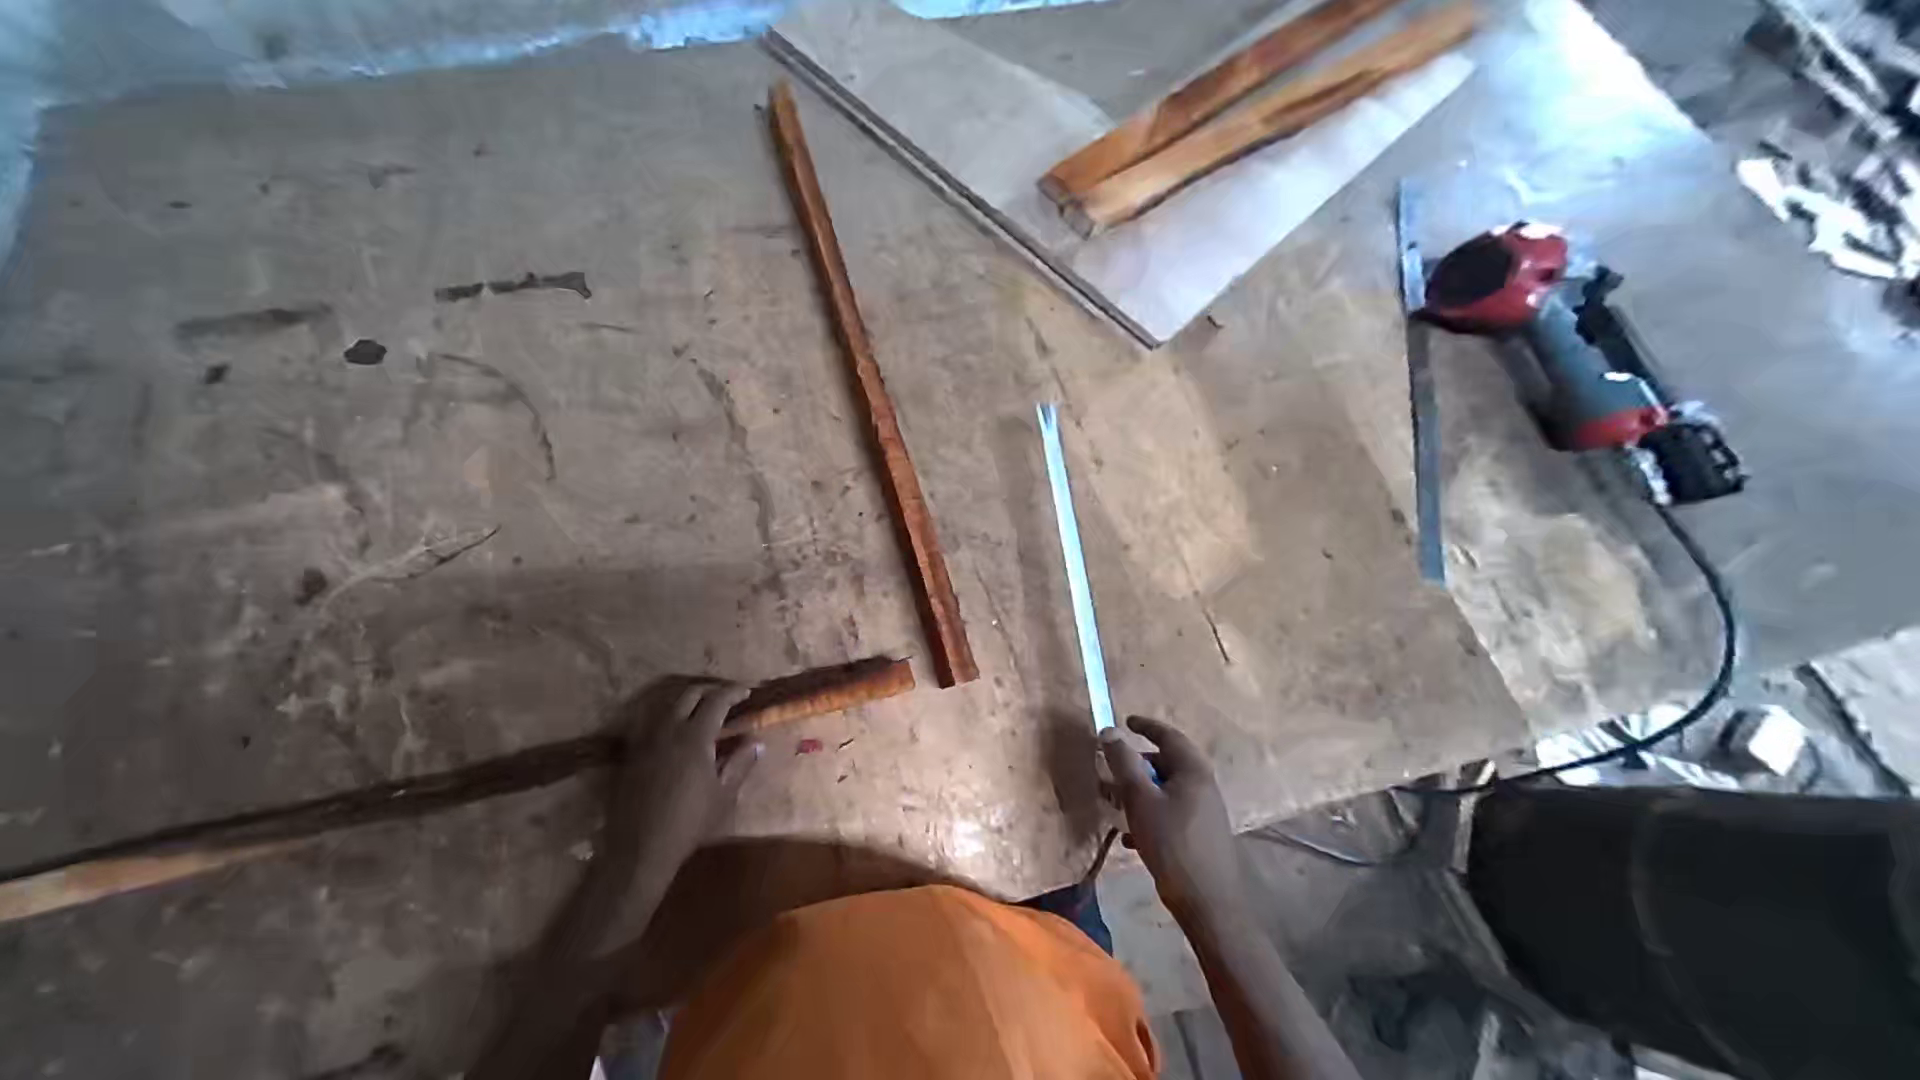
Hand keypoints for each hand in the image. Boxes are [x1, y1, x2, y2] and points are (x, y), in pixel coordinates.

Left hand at [608, 682, 762, 880]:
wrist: (641, 849)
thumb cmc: (689, 822)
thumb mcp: (724, 795)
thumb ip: (741, 763)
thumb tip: (757, 743)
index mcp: (695, 737)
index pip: (717, 701)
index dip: (733, 692)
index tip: (747, 691)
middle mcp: (669, 731)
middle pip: (689, 694)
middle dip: (710, 690)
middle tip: (726, 697)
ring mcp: (646, 741)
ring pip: (667, 706)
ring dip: (688, 701)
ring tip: (702, 710)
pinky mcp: (632, 755)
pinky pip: (651, 724)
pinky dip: (668, 718)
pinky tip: (676, 732)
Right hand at [1100, 715, 1245, 926]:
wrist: (1207, 902)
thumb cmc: (1172, 842)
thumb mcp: (1140, 798)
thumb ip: (1123, 763)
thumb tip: (1109, 732)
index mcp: (1193, 771)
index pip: (1169, 736)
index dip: (1146, 726)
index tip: (1125, 722)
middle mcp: (1203, 786)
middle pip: (1166, 763)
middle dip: (1136, 764)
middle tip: (1112, 770)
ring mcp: (1205, 812)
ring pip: (1166, 790)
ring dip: (1140, 791)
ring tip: (1116, 803)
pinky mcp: (1201, 835)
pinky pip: (1171, 812)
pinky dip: (1150, 813)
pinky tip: (1131, 836)